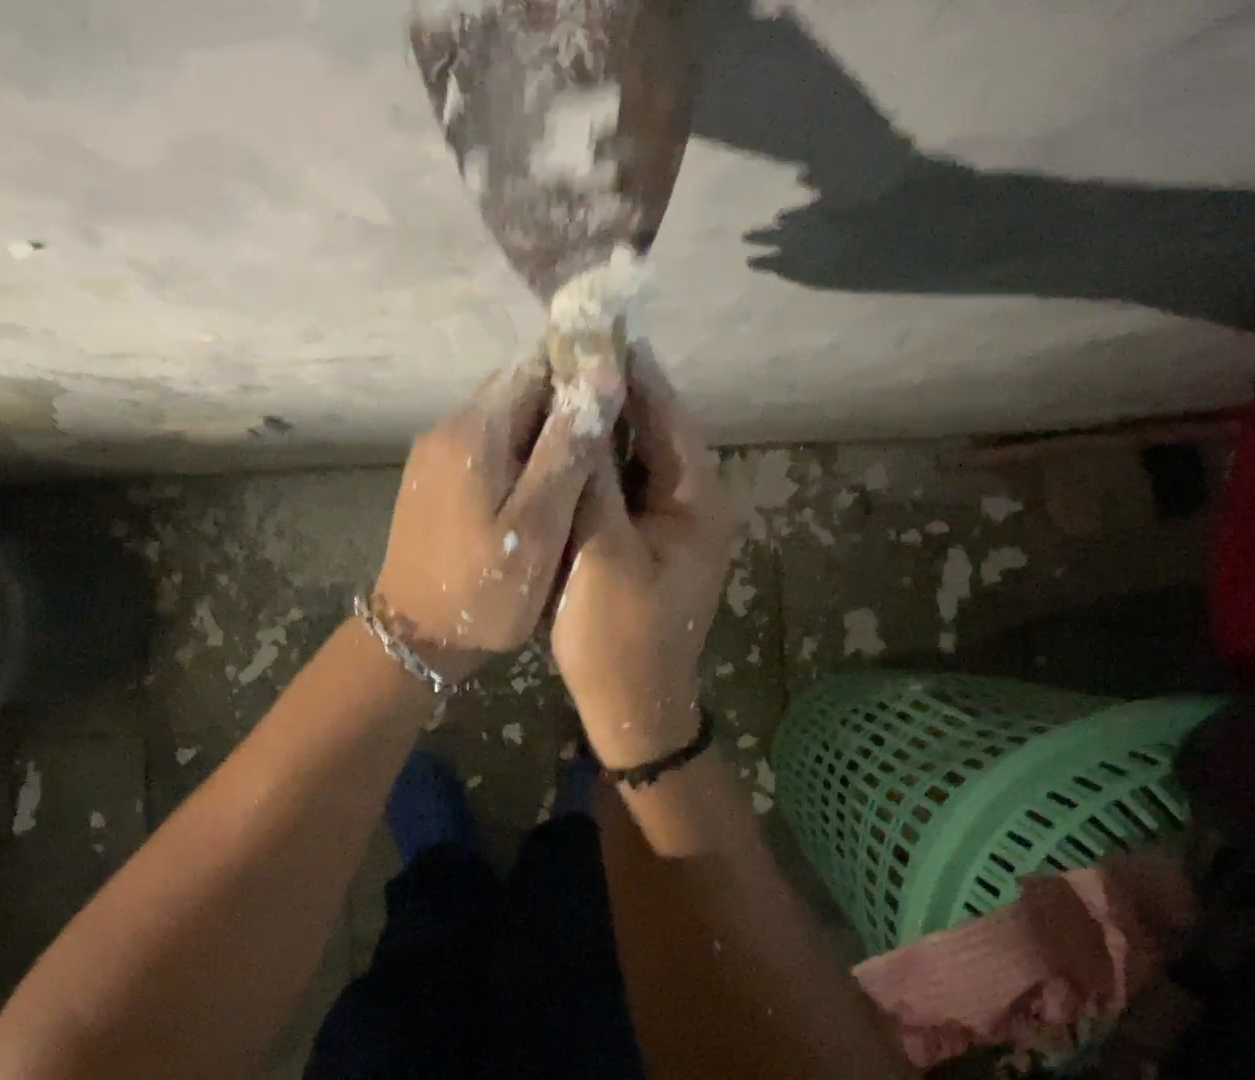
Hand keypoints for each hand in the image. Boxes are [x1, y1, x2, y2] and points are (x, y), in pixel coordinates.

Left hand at [373, 353, 624, 678]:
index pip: (535, 366)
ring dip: (545, 428)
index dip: (582, 366)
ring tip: (589, 461)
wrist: (414, 635)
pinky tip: (547, 484)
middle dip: (566, 400)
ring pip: (504, 418)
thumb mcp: (538, 524)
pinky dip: (521, 452)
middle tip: (614, 433)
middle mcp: (448, 428)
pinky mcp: (433, 478)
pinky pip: (487, 445)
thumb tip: (604, 373)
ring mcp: (435, 454)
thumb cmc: (483, 590)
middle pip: (518, 389)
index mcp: (473, 431)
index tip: (625, 387)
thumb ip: (569, 448)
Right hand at [552, 348, 737, 766]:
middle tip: (563, 352)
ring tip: (556, 385)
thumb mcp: (600, 555)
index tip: (592, 327)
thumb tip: (582, 402)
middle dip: (610, 392)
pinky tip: (562, 445)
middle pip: (653, 430)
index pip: (665, 414)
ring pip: (637, 455)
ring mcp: (674, 521)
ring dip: (600, 425)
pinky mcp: (650, 538)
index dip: (630, 370)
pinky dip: (596, 463)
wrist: (631, 709)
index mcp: (698, 500)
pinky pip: (625, 485)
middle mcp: (695, 500)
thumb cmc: (617, 637)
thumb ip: (591, 477)